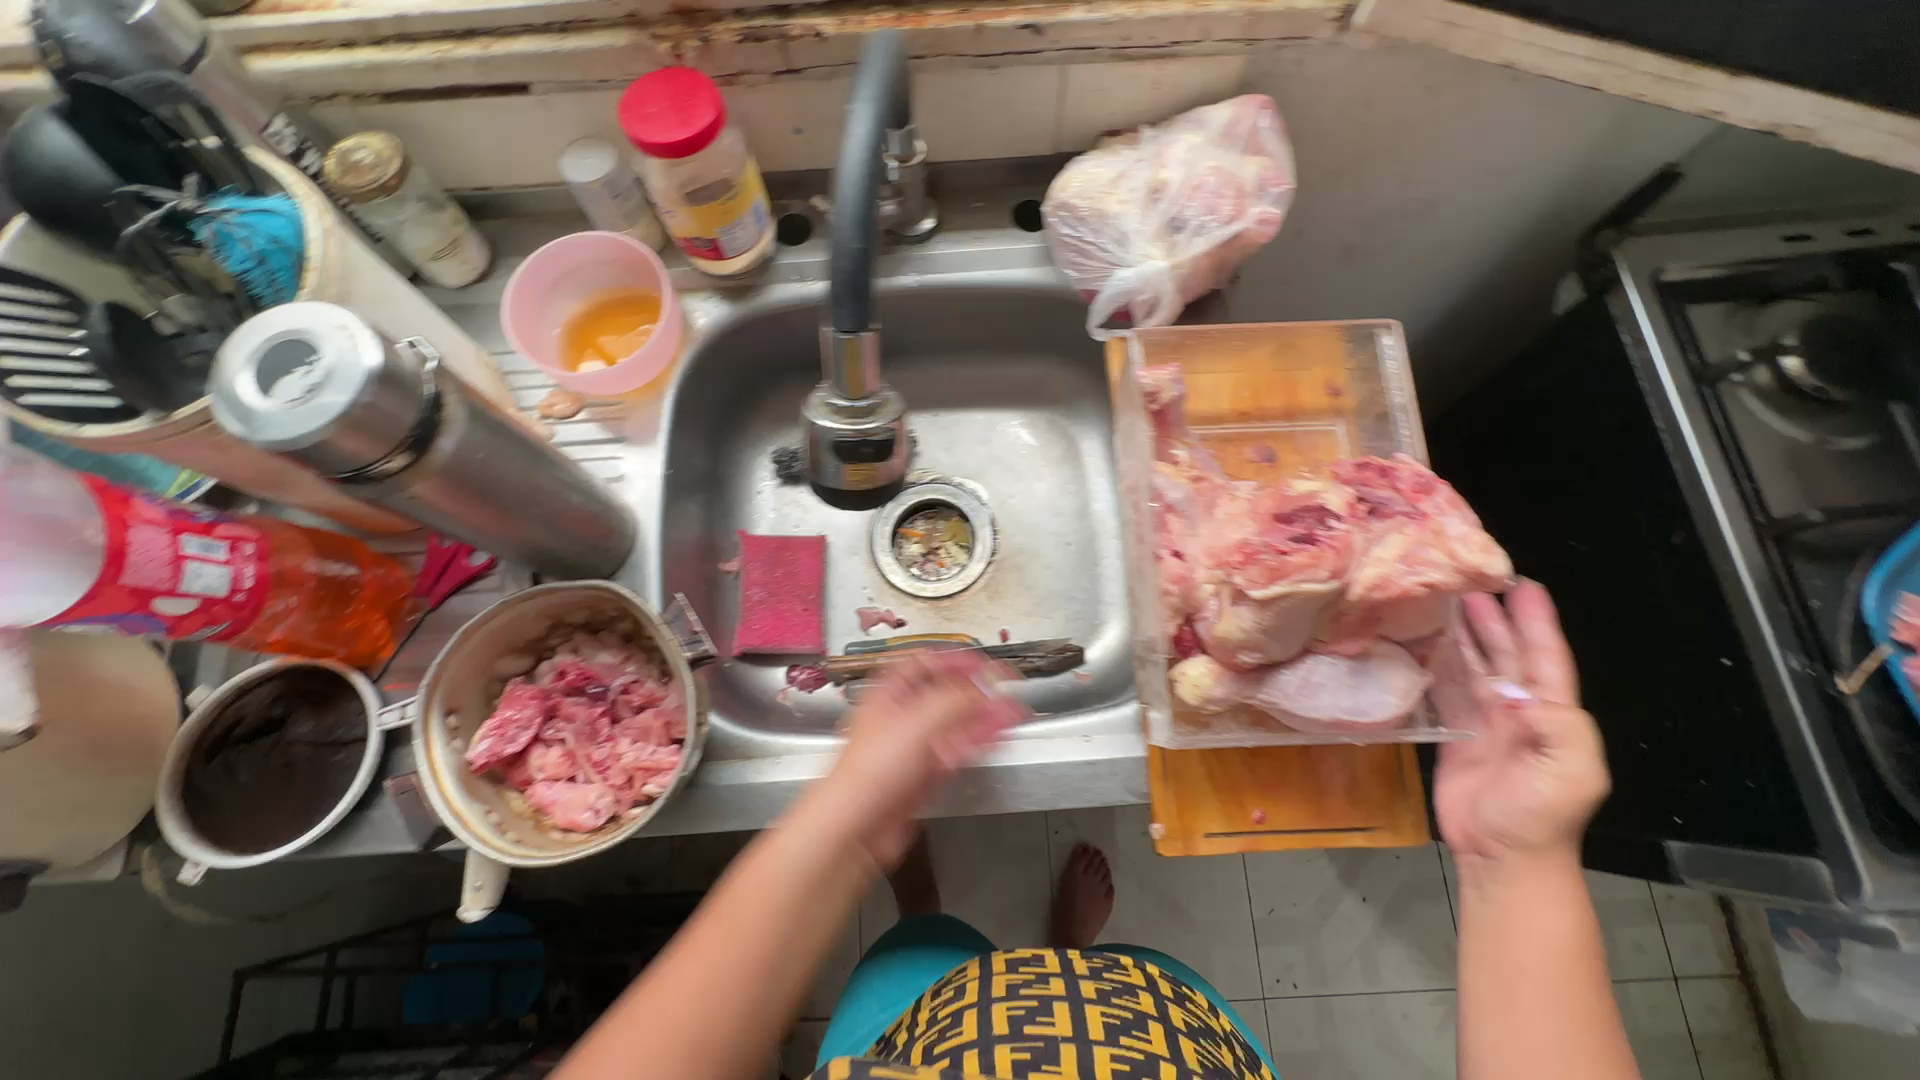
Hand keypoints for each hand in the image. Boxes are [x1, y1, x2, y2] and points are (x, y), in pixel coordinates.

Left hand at [810, 649, 1027, 866]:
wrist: (856, 826)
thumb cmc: (868, 772)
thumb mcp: (916, 722)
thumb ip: (954, 700)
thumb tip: (983, 687)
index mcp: (888, 694)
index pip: (924, 664)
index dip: (954, 661)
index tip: (982, 665)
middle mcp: (900, 718)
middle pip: (944, 695)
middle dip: (976, 691)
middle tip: (1005, 688)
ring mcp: (913, 748)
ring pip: (954, 724)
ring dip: (983, 715)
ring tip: (1011, 710)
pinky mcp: (924, 776)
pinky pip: (956, 751)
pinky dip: (977, 740)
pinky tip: (996, 733)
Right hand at [1432, 580, 1609, 869]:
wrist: (1504, 856)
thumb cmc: (1541, 816)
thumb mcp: (1571, 773)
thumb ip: (1556, 726)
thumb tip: (1511, 690)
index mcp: (1552, 715)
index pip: (1545, 660)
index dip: (1537, 623)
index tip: (1523, 586)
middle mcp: (1521, 711)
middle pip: (1508, 656)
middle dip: (1496, 620)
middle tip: (1473, 584)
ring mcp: (1488, 723)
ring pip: (1476, 668)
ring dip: (1466, 636)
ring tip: (1448, 604)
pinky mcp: (1456, 735)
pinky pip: (1447, 692)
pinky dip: (1437, 667)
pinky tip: (1423, 647)